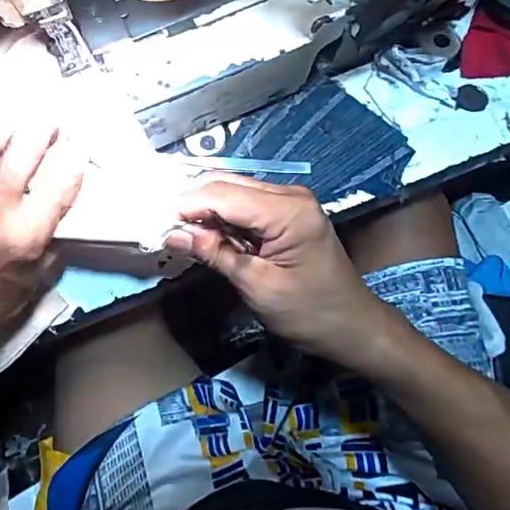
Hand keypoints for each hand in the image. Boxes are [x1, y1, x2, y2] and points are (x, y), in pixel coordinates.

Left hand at [0, 105, 86, 358]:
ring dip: (1, 129)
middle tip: (48, 126)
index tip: (75, 143)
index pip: (60, 176)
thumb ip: (56, 224)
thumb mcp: (43, 268)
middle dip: (42, 129)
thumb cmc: (0, 297)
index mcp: (24, 236)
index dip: (73, 153)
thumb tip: (68, 178)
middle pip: (21, 148)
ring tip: (9, 132)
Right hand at [165, 176, 403, 369]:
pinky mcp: (286, 210)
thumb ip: (214, 253)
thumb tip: (172, 233)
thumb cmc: (308, 312)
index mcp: (287, 210)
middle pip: (226, 184)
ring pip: (232, 190)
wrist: (352, 326)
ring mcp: (289, 199)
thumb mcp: (256, 285)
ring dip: (206, 209)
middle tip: (166, 229)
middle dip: (193, 204)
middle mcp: (289, 194)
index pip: (223, 194)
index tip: (158, 225)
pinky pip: (245, 202)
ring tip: (183, 233)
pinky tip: (208, 234)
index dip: (187, 206)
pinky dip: (222, 215)